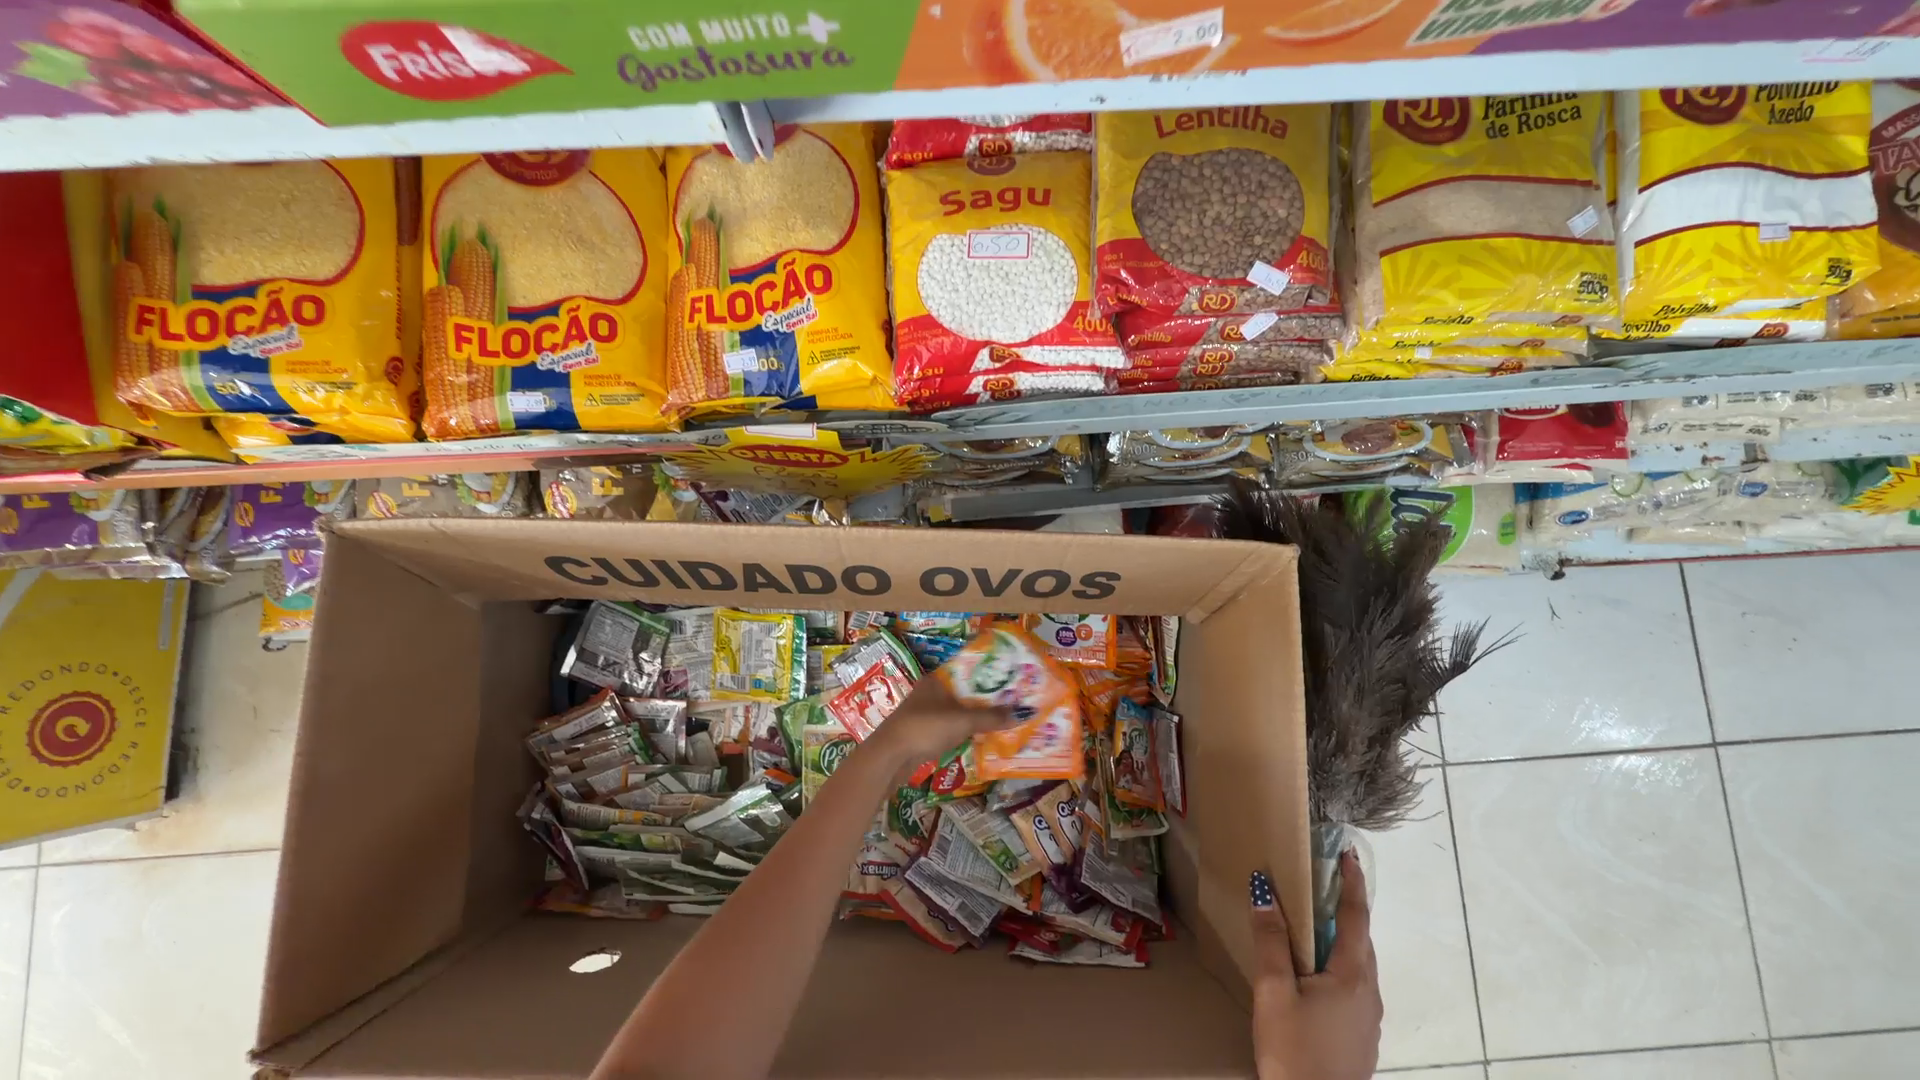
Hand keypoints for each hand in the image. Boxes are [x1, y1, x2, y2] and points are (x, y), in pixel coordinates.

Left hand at [866, 676, 1015, 766]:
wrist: (890, 756)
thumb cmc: (926, 728)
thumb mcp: (962, 721)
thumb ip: (991, 717)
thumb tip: (1022, 713)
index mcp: (937, 679)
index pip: (968, 671)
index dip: (991, 676)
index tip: (1012, 682)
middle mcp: (931, 692)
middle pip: (965, 693)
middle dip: (987, 700)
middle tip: (1014, 703)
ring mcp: (926, 713)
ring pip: (959, 711)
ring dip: (978, 717)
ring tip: (1005, 719)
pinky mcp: (924, 732)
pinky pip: (952, 727)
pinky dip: (966, 731)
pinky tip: (983, 736)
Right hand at [1248, 851, 1381, 1079]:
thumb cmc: (1294, 1050)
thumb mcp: (1274, 992)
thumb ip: (1271, 940)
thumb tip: (1264, 889)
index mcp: (1352, 975)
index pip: (1355, 917)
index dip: (1352, 883)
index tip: (1348, 854)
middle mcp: (1368, 992)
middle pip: (1360, 940)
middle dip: (1345, 907)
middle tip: (1323, 882)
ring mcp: (1368, 1019)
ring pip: (1357, 964)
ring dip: (1340, 936)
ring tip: (1313, 922)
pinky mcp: (1359, 1038)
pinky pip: (1352, 986)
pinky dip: (1337, 963)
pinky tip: (1313, 974)